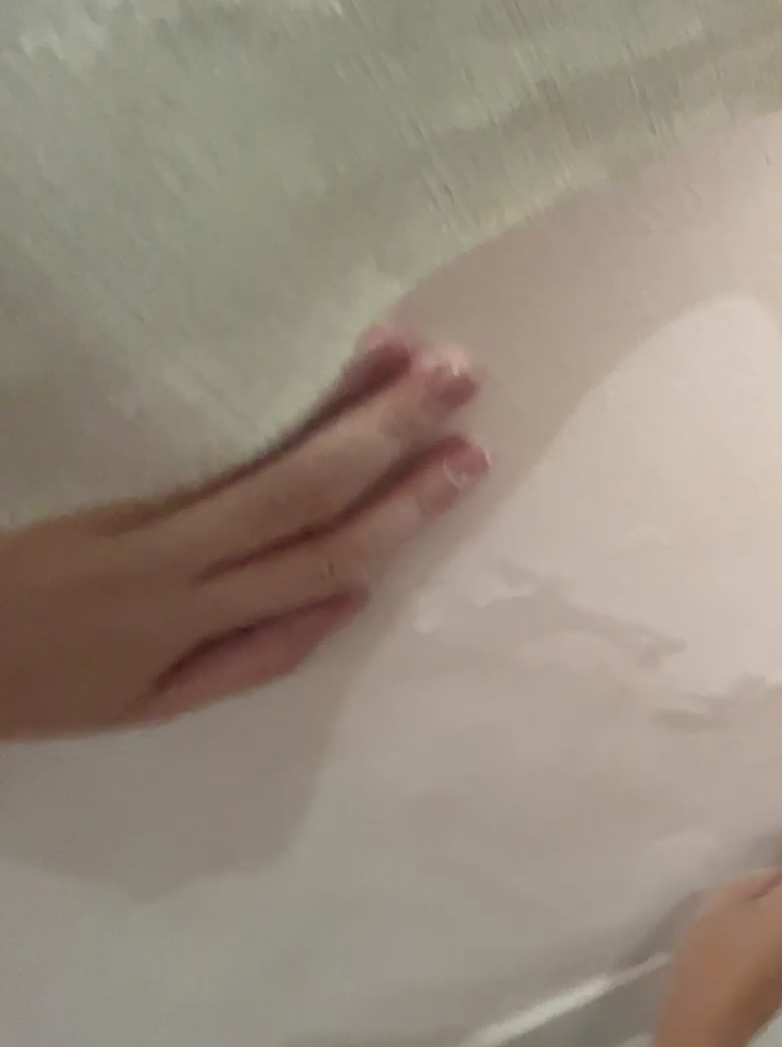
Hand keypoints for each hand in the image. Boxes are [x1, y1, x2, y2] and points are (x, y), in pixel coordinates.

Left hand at [0, 326, 486, 738]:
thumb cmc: (25, 682)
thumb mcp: (145, 703)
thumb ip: (259, 655)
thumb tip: (356, 593)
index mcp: (189, 617)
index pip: (330, 554)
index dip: (410, 505)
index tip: (471, 456)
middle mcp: (163, 554)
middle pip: (303, 487)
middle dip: (390, 429)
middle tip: (459, 374)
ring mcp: (111, 504)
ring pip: (244, 448)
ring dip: (332, 393)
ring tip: (400, 344)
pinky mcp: (75, 470)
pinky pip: (181, 429)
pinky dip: (251, 392)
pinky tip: (301, 357)